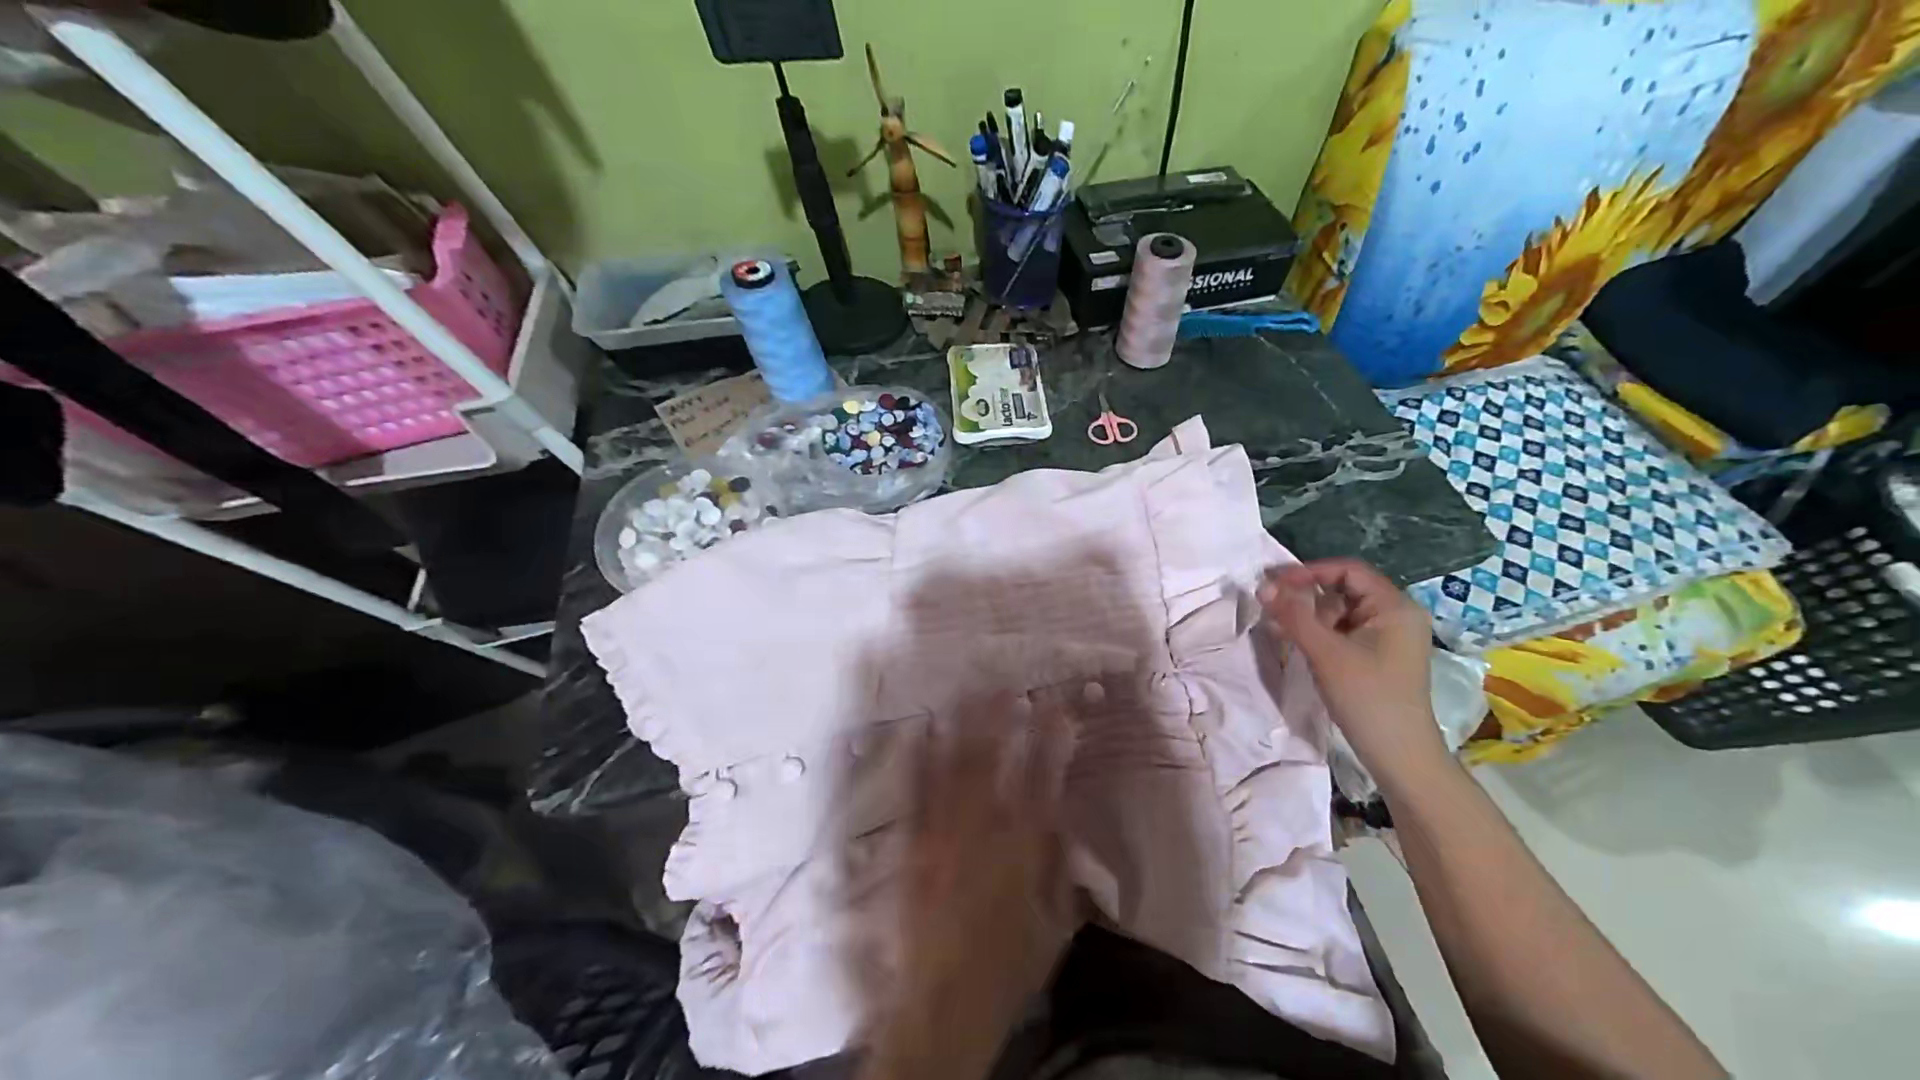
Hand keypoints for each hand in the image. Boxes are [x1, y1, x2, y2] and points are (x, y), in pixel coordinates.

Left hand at [864, 695, 1080, 1079]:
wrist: (943, 1002)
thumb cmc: (1008, 965)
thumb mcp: (1056, 922)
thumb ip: (1060, 863)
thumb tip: (1060, 816)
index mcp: (1025, 844)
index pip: (1044, 775)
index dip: (1052, 735)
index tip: (1057, 705)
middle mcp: (984, 826)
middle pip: (995, 756)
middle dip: (1001, 714)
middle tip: (1007, 683)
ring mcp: (943, 830)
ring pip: (955, 762)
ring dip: (964, 722)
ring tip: (970, 689)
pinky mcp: (913, 842)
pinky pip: (915, 789)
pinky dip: (920, 755)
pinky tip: (923, 728)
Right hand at [1258, 558, 1450, 785]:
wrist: (1400, 755)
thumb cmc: (1368, 698)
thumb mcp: (1325, 653)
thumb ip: (1293, 616)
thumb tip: (1263, 586)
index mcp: (1394, 607)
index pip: (1348, 571)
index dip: (1308, 572)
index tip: (1274, 583)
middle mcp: (1395, 615)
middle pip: (1343, 589)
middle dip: (1305, 595)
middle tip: (1270, 604)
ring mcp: (1387, 637)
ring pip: (1339, 612)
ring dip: (1307, 614)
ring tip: (1276, 625)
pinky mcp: (1377, 656)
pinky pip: (1343, 632)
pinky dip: (1317, 632)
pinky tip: (1293, 640)